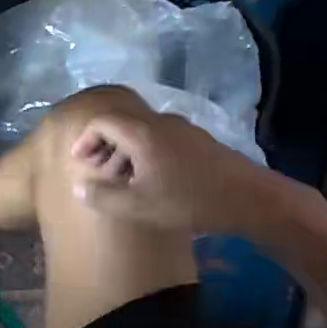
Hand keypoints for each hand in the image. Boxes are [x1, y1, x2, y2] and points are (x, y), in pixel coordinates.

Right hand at [67, 110, 288, 234]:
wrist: (248, 197)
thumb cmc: (189, 201)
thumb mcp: (139, 206)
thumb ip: (104, 197)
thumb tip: (78, 186)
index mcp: (142, 133)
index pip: (103, 121)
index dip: (85, 139)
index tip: (80, 162)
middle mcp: (161, 123)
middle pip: (123, 124)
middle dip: (104, 147)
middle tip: (98, 174)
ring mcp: (183, 129)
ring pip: (143, 133)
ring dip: (126, 153)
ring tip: (123, 182)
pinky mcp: (199, 141)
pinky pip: (161, 139)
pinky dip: (146, 154)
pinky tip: (152, 181)